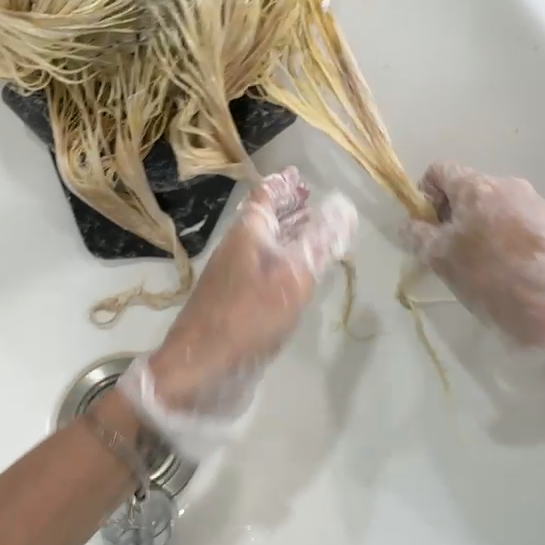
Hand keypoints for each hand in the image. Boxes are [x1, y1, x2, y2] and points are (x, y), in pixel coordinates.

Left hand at [121, 167, 356, 458]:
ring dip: (286, 236)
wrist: (200, 368)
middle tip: (311, 199)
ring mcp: (234, 280)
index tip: (300, 176)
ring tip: (312, 232)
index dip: (283, 185)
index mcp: (247, 235)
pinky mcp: (236, 307)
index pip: (265, 197)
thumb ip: (319, 241)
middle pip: (264, 220)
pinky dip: (282, 264)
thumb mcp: (293, 276)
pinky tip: (296, 278)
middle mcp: (238, 251)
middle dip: (287, 208)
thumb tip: (343, 204)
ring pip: (264, 247)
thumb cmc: (248, 317)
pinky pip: (264, 273)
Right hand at [401, 164, 544, 386]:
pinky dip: (508, 239)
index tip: (427, 227)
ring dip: (481, 228)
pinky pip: (521, 224)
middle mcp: (511, 186)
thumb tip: (408, 225)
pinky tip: (509, 270)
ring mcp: (539, 206)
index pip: (440, 171)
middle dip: (454, 215)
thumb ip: (416, 235)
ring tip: (482, 264)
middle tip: (450, 251)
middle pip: (469, 189)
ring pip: (496, 208)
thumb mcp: (439, 259)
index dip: (425, 196)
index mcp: (478, 187)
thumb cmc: (488, 278)